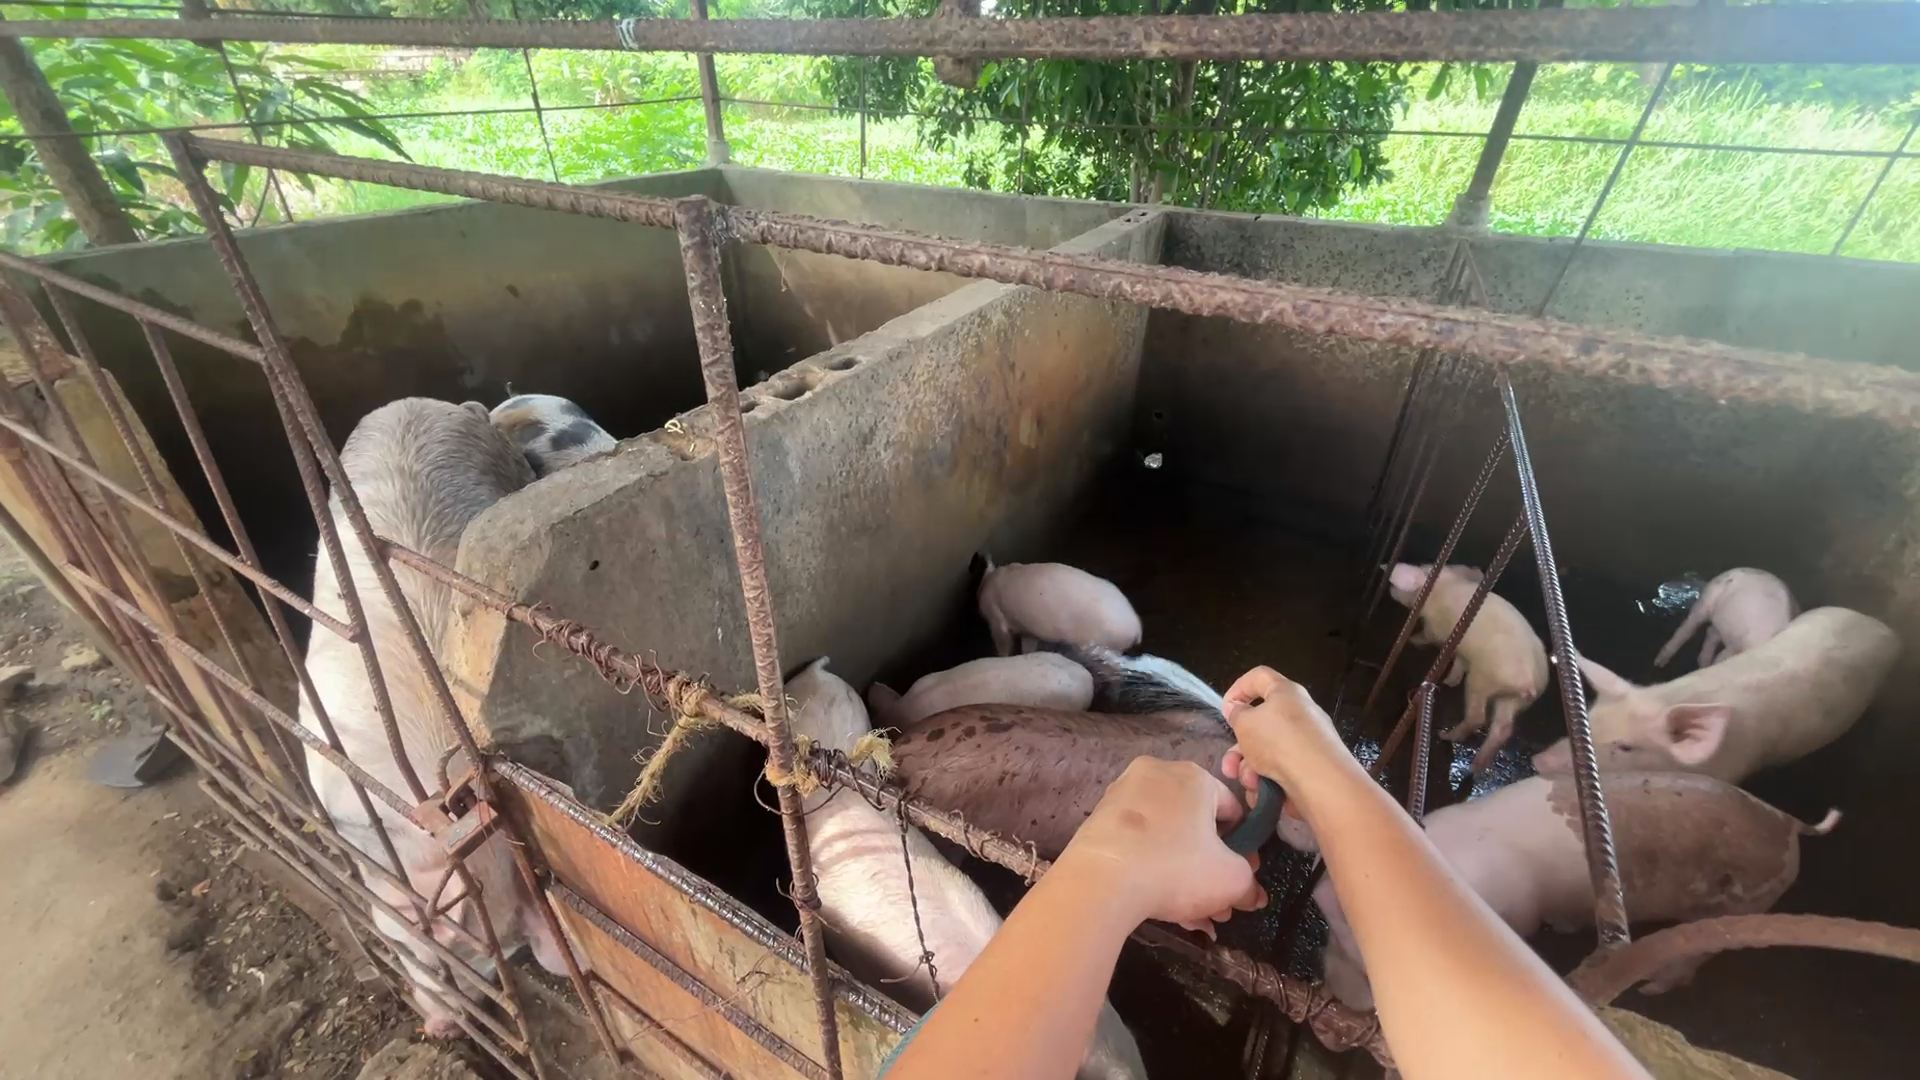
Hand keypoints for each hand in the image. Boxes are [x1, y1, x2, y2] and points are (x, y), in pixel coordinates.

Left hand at [1056, 757, 1265, 937]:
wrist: (1102, 877)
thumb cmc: (1176, 866)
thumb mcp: (1231, 879)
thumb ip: (1248, 884)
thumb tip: (1251, 894)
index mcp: (1193, 776)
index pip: (1232, 809)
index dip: (1243, 849)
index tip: (1243, 879)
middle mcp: (1157, 773)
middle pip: (1197, 826)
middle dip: (1211, 869)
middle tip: (1220, 906)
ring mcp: (1124, 793)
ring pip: (1168, 837)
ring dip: (1185, 876)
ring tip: (1195, 918)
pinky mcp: (1102, 816)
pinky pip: (1140, 842)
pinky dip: (1155, 869)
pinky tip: (1164, 907)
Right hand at [1220, 666, 1356, 809]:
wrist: (1323, 782)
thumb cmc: (1278, 741)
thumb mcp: (1244, 723)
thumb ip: (1236, 713)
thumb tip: (1237, 709)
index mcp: (1285, 692)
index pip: (1258, 677)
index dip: (1237, 688)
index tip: (1226, 710)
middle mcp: (1300, 713)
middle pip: (1261, 724)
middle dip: (1240, 747)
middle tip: (1230, 764)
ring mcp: (1309, 742)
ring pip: (1269, 751)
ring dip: (1251, 768)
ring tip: (1249, 783)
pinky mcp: (1315, 768)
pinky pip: (1284, 770)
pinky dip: (1270, 780)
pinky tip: (1262, 793)